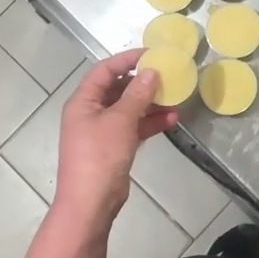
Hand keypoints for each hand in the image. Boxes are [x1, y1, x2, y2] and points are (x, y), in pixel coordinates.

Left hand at [55, 49, 178, 221]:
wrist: (91, 202)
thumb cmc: (100, 156)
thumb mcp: (120, 121)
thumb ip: (137, 95)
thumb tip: (151, 72)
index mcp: (83, 101)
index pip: (104, 70)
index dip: (127, 59)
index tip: (152, 55)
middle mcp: (90, 112)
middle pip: (117, 89)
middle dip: (142, 84)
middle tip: (168, 77)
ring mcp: (102, 131)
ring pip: (128, 109)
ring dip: (150, 104)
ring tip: (175, 99)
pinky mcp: (114, 148)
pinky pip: (133, 128)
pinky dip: (149, 123)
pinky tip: (171, 120)